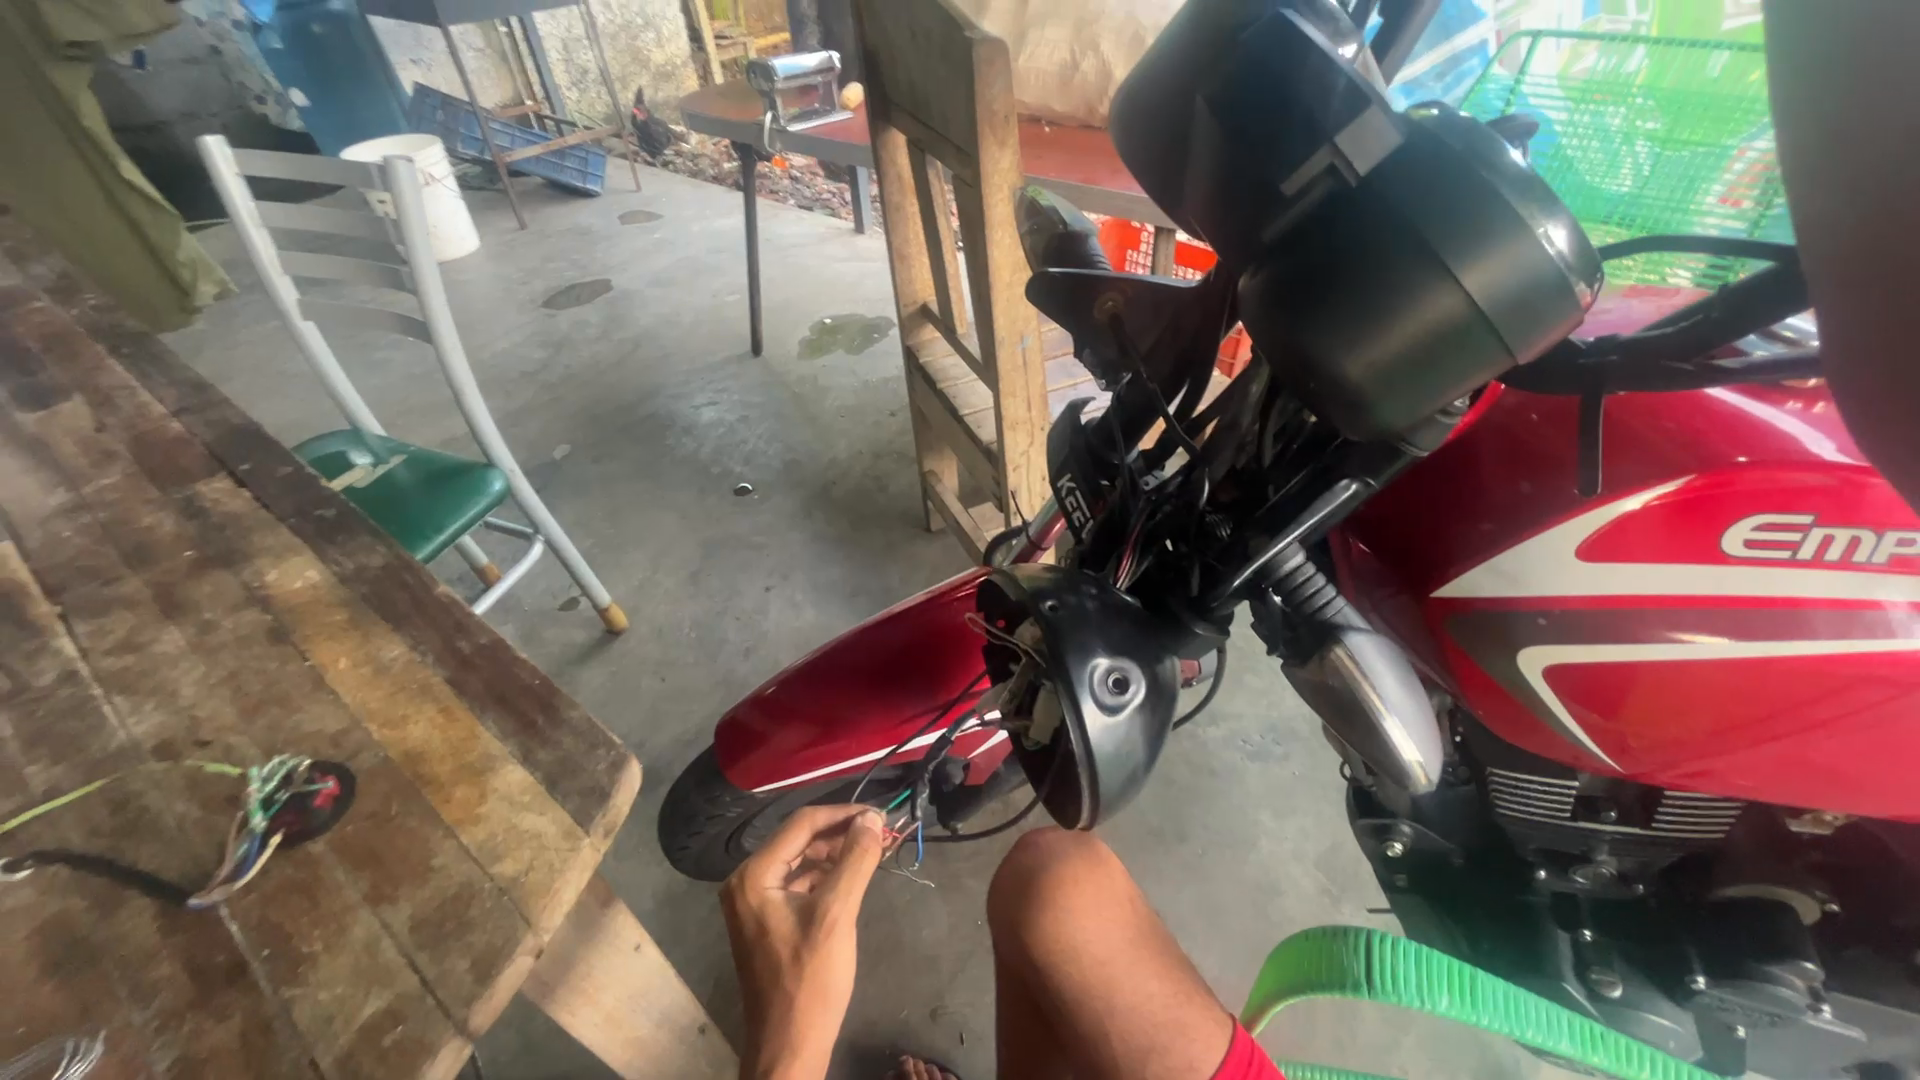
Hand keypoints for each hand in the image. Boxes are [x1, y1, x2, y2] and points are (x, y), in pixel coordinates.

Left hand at [722, 804, 885, 1079]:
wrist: (789, 1047)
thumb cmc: (810, 980)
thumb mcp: (837, 915)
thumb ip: (855, 860)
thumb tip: (872, 818)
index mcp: (753, 875)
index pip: (802, 824)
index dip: (843, 814)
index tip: (880, 814)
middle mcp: (747, 881)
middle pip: (800, 839)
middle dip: (842, 833)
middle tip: (882, 831)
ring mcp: (755, 901)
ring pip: (802, 860)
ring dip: (837, 853)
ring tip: (875, 849)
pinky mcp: (769, 919)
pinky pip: (800, 882)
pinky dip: (828, 875)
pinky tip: (855, 875)